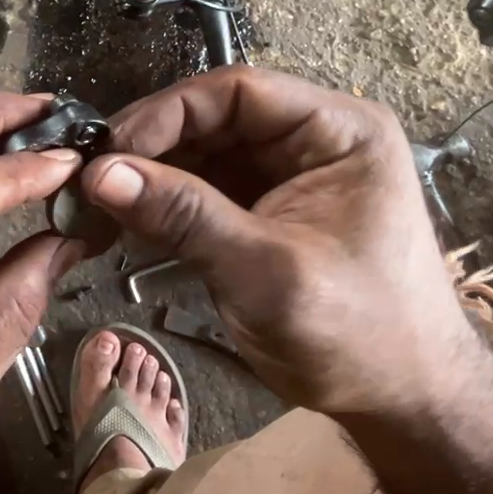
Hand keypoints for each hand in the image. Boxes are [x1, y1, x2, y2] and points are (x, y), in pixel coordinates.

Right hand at [80, 66, 481, 415]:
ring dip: (147, 176)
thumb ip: (182, 216)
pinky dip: (159, 202)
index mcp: (338, 131)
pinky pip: (198, 188)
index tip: (110, 150)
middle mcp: (309, 139)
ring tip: (96, 202)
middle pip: (210, 118)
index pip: (237, 91)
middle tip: (91, 177)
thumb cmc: (357, 334)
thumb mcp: (264, 271)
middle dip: (149, 147)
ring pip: (196, 152)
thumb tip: (98, 174)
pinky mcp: (259, 208)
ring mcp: (282, 174)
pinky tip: (121, 220)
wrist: (402, 401)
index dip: (167, 113)